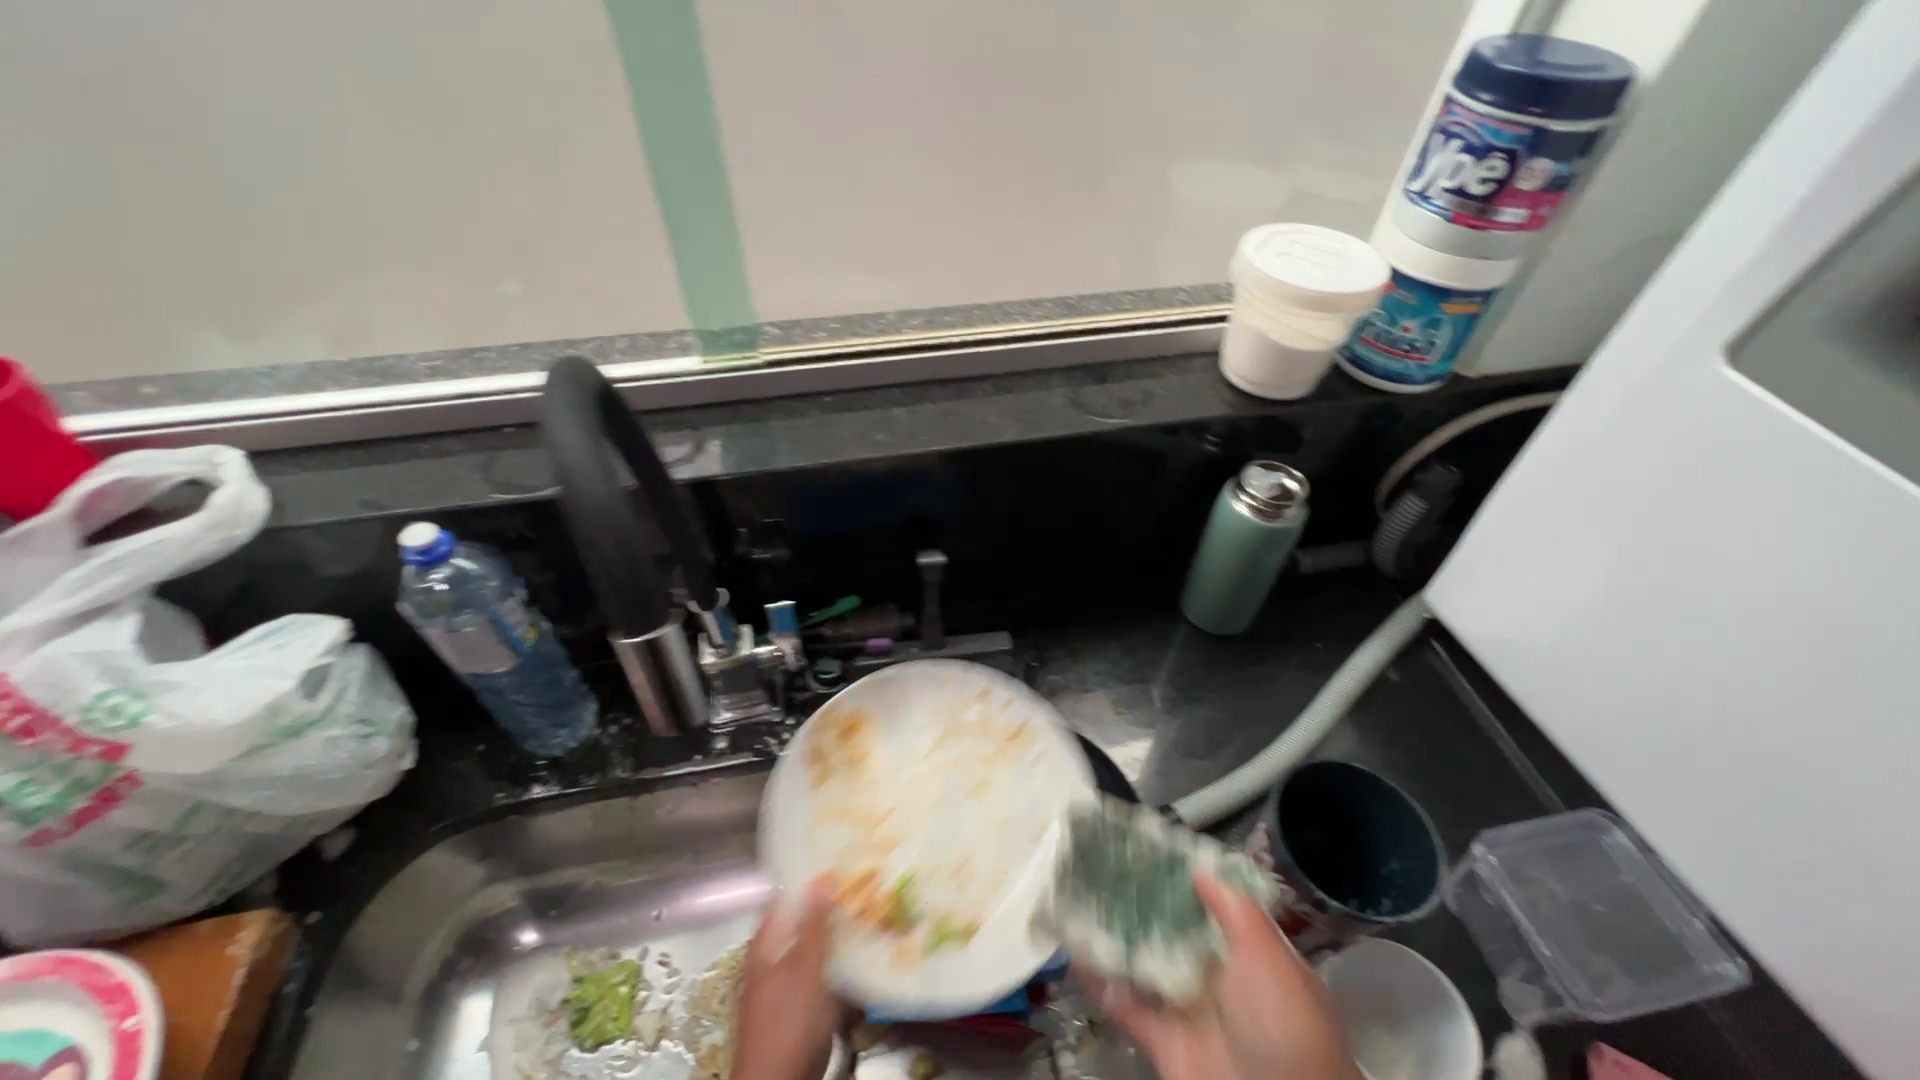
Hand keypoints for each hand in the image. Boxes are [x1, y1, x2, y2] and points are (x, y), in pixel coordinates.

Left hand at [732, 880, 845, 1079]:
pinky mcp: (802, 1006)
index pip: (782, 897)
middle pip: (801, 922)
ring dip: (838, 937)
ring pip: (815, 949)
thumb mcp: (805, 968)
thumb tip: (820, 878)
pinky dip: (841, 966)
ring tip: (870, 917)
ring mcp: (787, 983)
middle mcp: (773, 959)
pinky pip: (824, 975)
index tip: (834, 860)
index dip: (804, 878)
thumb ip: (813, 925)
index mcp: (766, 943)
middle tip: (862, 887)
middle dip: (828, 907)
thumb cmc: (788, 1022)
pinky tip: (864, 962)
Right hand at [1084, 872, 1362, 1079]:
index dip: (1186, 883)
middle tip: (1104, 870)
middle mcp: (1221, 981)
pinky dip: (1102, 985)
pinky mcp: (1164, 1041)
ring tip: (1081, 904)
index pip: (1217, 911)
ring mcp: (1190, 1011)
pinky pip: (1128, 1008)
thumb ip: (1236, 911)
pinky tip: (1076, 956)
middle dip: (1143, 908)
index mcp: (1254, 958)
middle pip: (1176, 936)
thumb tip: (1201, 868)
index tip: (1151, 853)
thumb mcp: (1270, 958)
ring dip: (1116, 942)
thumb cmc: (1284, 1025)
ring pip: (1147, 968)